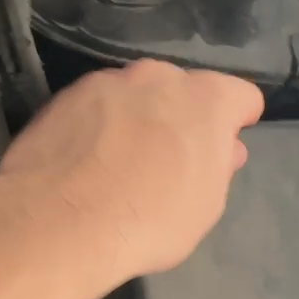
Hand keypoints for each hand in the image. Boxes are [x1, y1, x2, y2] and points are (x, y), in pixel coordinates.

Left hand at [0, 59, 263, 282]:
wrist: (57, 221)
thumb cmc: (147, 221)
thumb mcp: (204, 206)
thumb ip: (217, 167)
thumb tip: (223, 149)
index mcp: (206, 98)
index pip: (240, 97)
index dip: (235, 123)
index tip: (222, 149)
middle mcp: (157, 76)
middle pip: (180, 91)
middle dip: (179, 117)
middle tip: (165, 161)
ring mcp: (105, 82)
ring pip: (132, 95)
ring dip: (134, 118)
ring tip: (116, 163)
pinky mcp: (62, 96)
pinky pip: (92, 107)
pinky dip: (94, 125)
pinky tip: (82, 161)